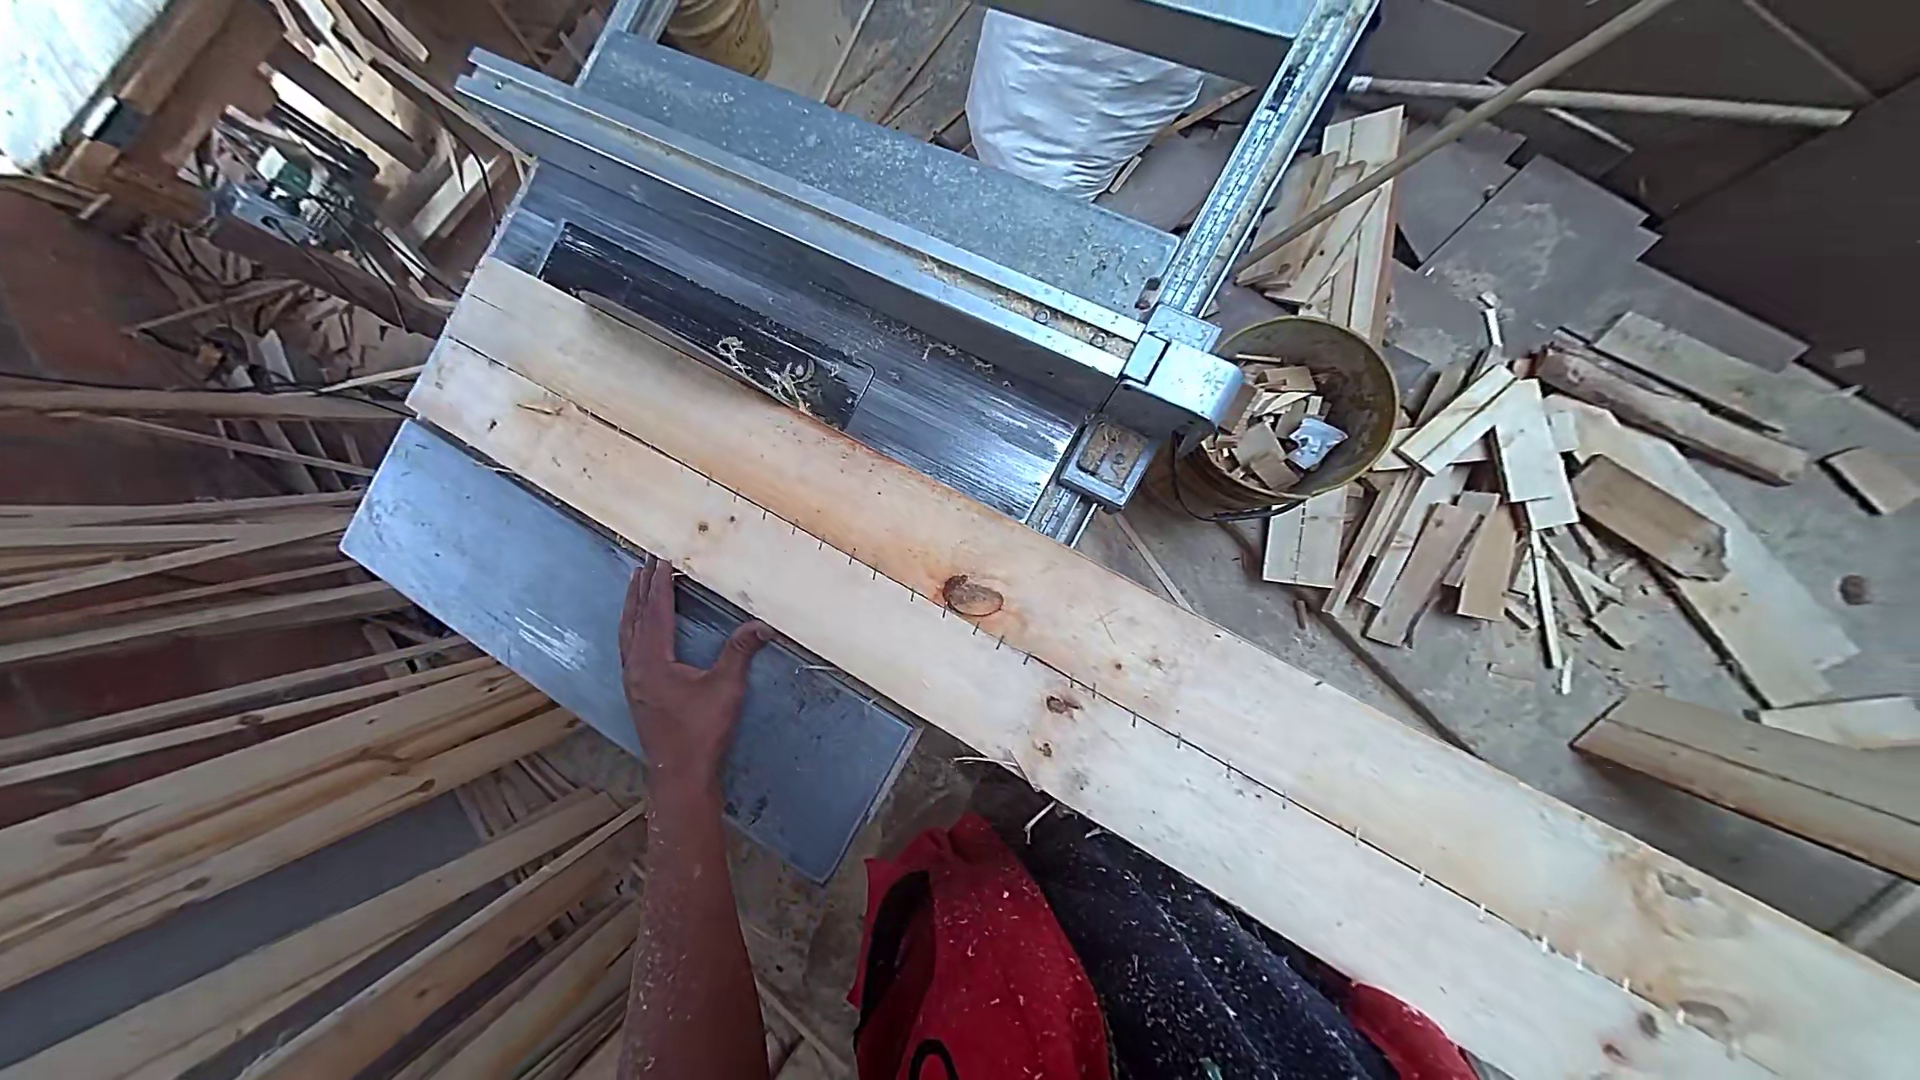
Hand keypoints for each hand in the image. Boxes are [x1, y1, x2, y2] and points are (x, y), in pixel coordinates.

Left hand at [618, 559, 771, 801]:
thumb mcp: (726, 688)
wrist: (680, 773)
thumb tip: (762, 624)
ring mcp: (633, 680)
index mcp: (652, 661)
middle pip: (635, 618)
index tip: (662, 559)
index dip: (661, 585)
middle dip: (641, 589)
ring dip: (634, 606)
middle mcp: (636, 666)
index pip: (657, 613)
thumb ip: (740, 652)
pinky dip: (633, 626)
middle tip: (646, 562)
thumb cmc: (702, 730)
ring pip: (627, 632)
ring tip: (637, 584)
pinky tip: (639, 627)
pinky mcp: (637, 690)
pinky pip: (629, 646)